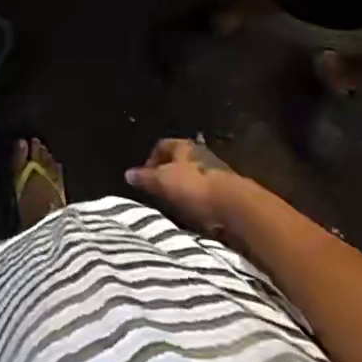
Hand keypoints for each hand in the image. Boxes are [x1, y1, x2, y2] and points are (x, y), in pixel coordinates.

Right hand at [126, 137, 246, 234]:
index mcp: (183, 146)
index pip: (162, 146)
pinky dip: (196, 201)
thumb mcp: (163, 182)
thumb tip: (128, 173)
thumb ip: (146, 178)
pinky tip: (192, 215)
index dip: (151, 159)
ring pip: (192, 177)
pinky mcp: (226, 191)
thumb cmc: (194, 187)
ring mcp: (215, 172)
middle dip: (167, 174)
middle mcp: (199, 154)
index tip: (144, 177)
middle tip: (156, 192)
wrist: (234, 205)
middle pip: (179, 161)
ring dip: (182, 189)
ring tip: (172, 207)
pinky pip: (204, 193)